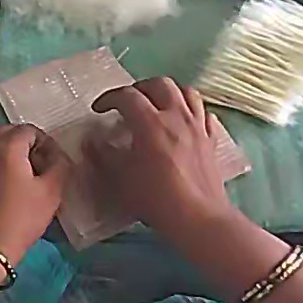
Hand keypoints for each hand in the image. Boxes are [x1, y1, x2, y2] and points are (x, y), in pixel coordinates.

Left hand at [0, 124, 69, 261]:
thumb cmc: (21, 218)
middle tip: (43, 166)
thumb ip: (60, 166)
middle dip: (28, 145)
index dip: (47, 142)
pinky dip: (1, 167)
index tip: (56, 162)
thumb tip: (58, 156)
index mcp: (7, 146)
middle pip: (10, 134)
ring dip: (14, 156)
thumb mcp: (51, 192)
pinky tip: (11, 190)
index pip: (29, 129)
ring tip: (29, 180)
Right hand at [86, 78, 238, 244]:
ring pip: (186, 92)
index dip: (109, 98)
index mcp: (150, 123)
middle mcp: (176, 116)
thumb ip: (103, 155)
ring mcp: (198, 126)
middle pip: (159, 84)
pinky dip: (190, 109)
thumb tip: (90, 139)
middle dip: (139, 88)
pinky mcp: (212, 139)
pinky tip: (183, 120)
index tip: (99, 110)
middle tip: (127, 102)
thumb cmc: (155, 197)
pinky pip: (203, 112)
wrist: (198, 217)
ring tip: (156, 103)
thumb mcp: (120, 178)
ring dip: (167, 92)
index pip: (127, 96)